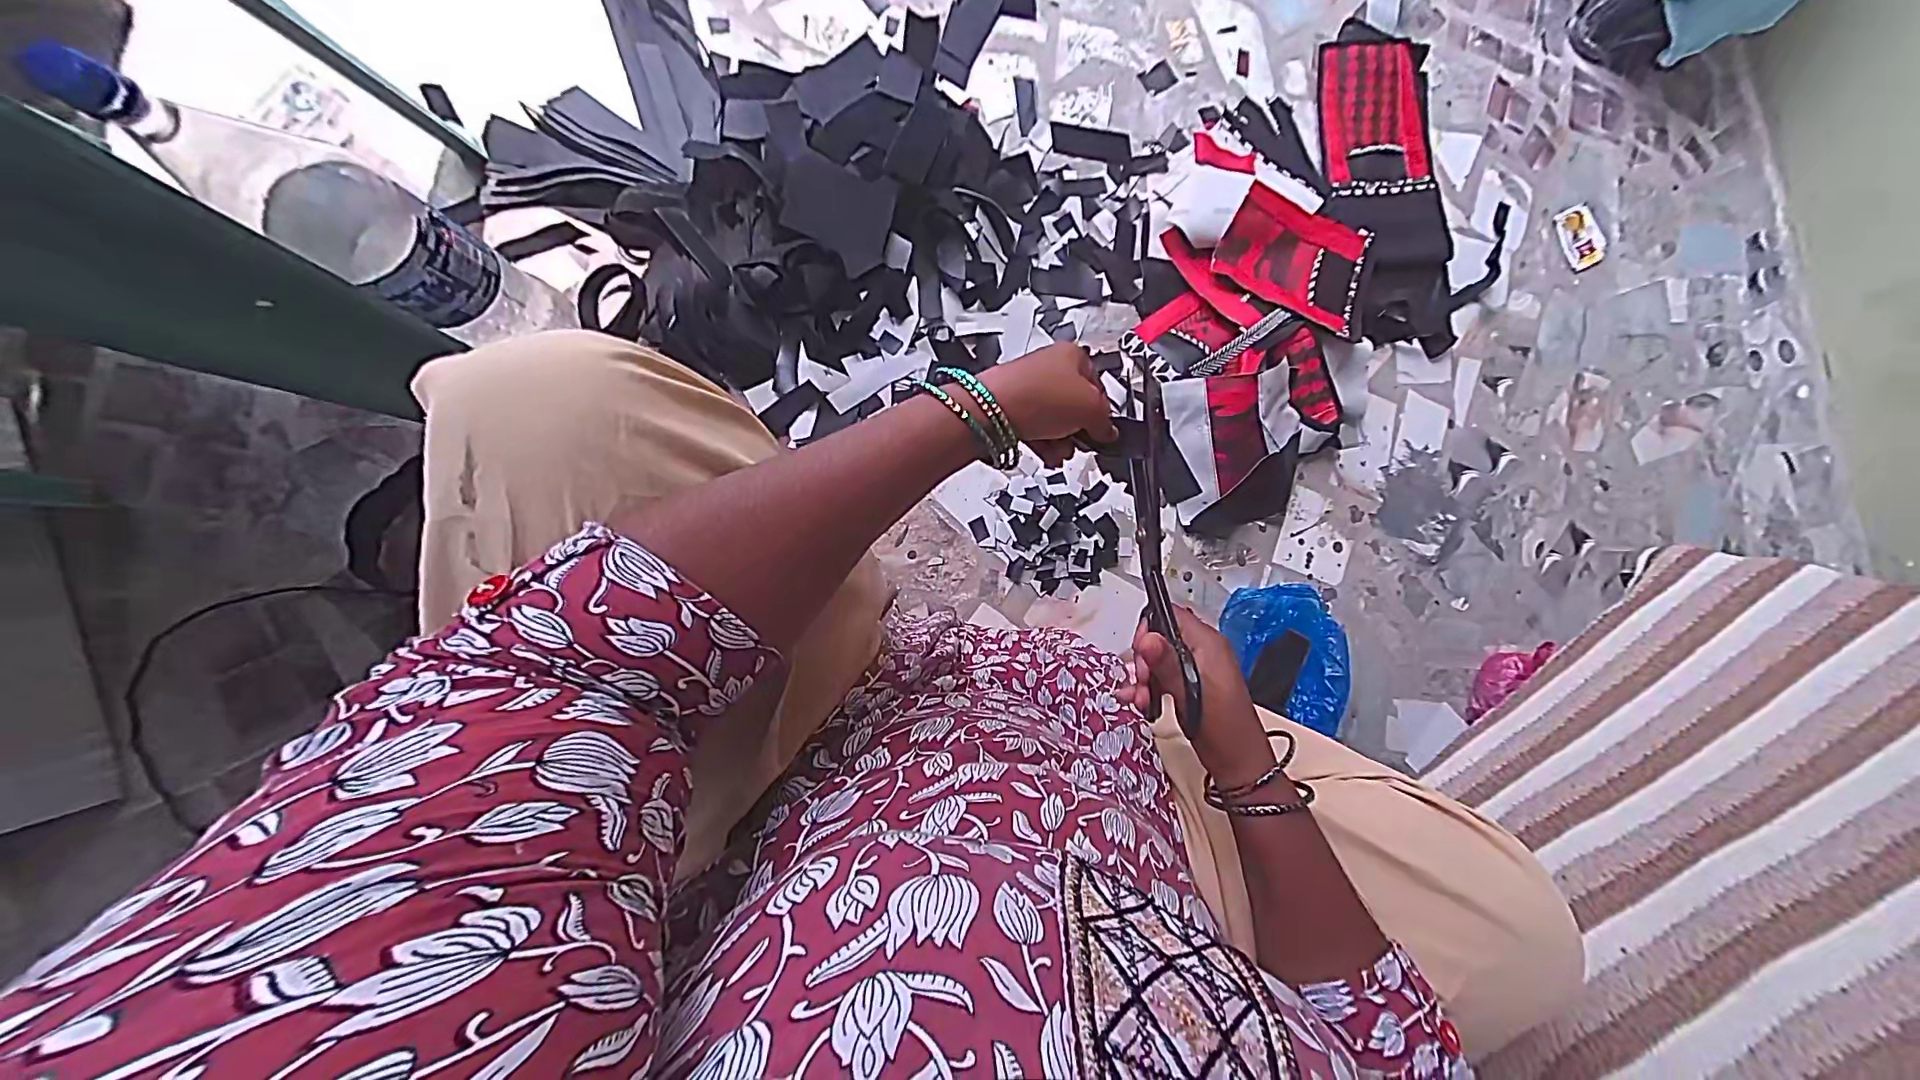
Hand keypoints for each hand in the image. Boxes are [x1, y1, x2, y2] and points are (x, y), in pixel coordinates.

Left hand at [977, 343, 1118, 464]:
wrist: (991, 411)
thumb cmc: (1035, 395)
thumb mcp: (1090, 409)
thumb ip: (1105, 421)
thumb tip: (1108, 432)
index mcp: (1072, 354)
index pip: (1099, 384)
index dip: (1103, 410)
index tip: (1104, 429)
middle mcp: (1048, 367)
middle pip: (1074, 404)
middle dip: (1079, 429)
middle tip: (1081, 441)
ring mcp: (1027, 388)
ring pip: (1053, 420)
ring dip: (1061, 440)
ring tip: (1061, 452)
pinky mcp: (1010, 409)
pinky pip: (1034, 428)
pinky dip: (1043, 442)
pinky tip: (1047, 454)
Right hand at [1121, 605, 1278, 789]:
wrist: (1239, 765)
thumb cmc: (1226, 732)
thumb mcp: (1191, 695)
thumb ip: (1167, 664)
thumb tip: (1147, 638)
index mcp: (1208, 645)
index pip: (1169, 615)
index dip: (1148, 630)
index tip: (1139, 654)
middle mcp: (1202, 652)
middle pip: (1158, 638)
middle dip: (1143, 660)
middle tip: (1142, 681)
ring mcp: (1196, 668)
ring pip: (1156, 659)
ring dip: (1143, 677)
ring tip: (1141, 697)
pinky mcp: (1189, 684)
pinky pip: (1162, 676)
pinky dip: (1149, 687)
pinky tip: (1143, 701)